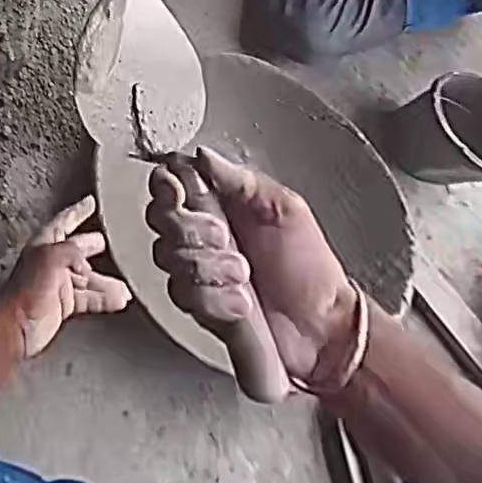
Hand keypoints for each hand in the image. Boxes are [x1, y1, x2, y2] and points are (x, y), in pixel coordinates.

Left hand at [1, 196, 131, 356]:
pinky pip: (89, 298)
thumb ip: (69, 250)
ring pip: (88, 278)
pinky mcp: (63, 303)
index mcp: (44, 245)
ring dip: (107, 282)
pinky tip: (118, 301)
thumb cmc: (24, 293)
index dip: (77, 211)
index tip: (89, 202)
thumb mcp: (49, 260)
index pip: (64, 221)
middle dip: (93, 245)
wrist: (16, 327)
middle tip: (109, 242)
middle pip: (78, 249)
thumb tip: (83, 251)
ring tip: (125, 285)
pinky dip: (104, 299)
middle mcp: (51, 262)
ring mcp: (57, 283)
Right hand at [145, 147, 355, 379]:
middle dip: (190, 229)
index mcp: (216, 202)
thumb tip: (203, 155)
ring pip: (168, 255)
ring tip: (243, 274)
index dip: (165, 186)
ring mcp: (193, 265)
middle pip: (159, 217)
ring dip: (209, 267)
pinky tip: (239, 301)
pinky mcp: (195, 301)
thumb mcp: (284, 208)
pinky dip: (214, 298)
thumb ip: (241, 180)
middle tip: (224, 237)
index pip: (168, 182)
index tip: (179, 193)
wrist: (322, 326)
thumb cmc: (309, 265)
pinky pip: (183, 292)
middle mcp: (197, 231)